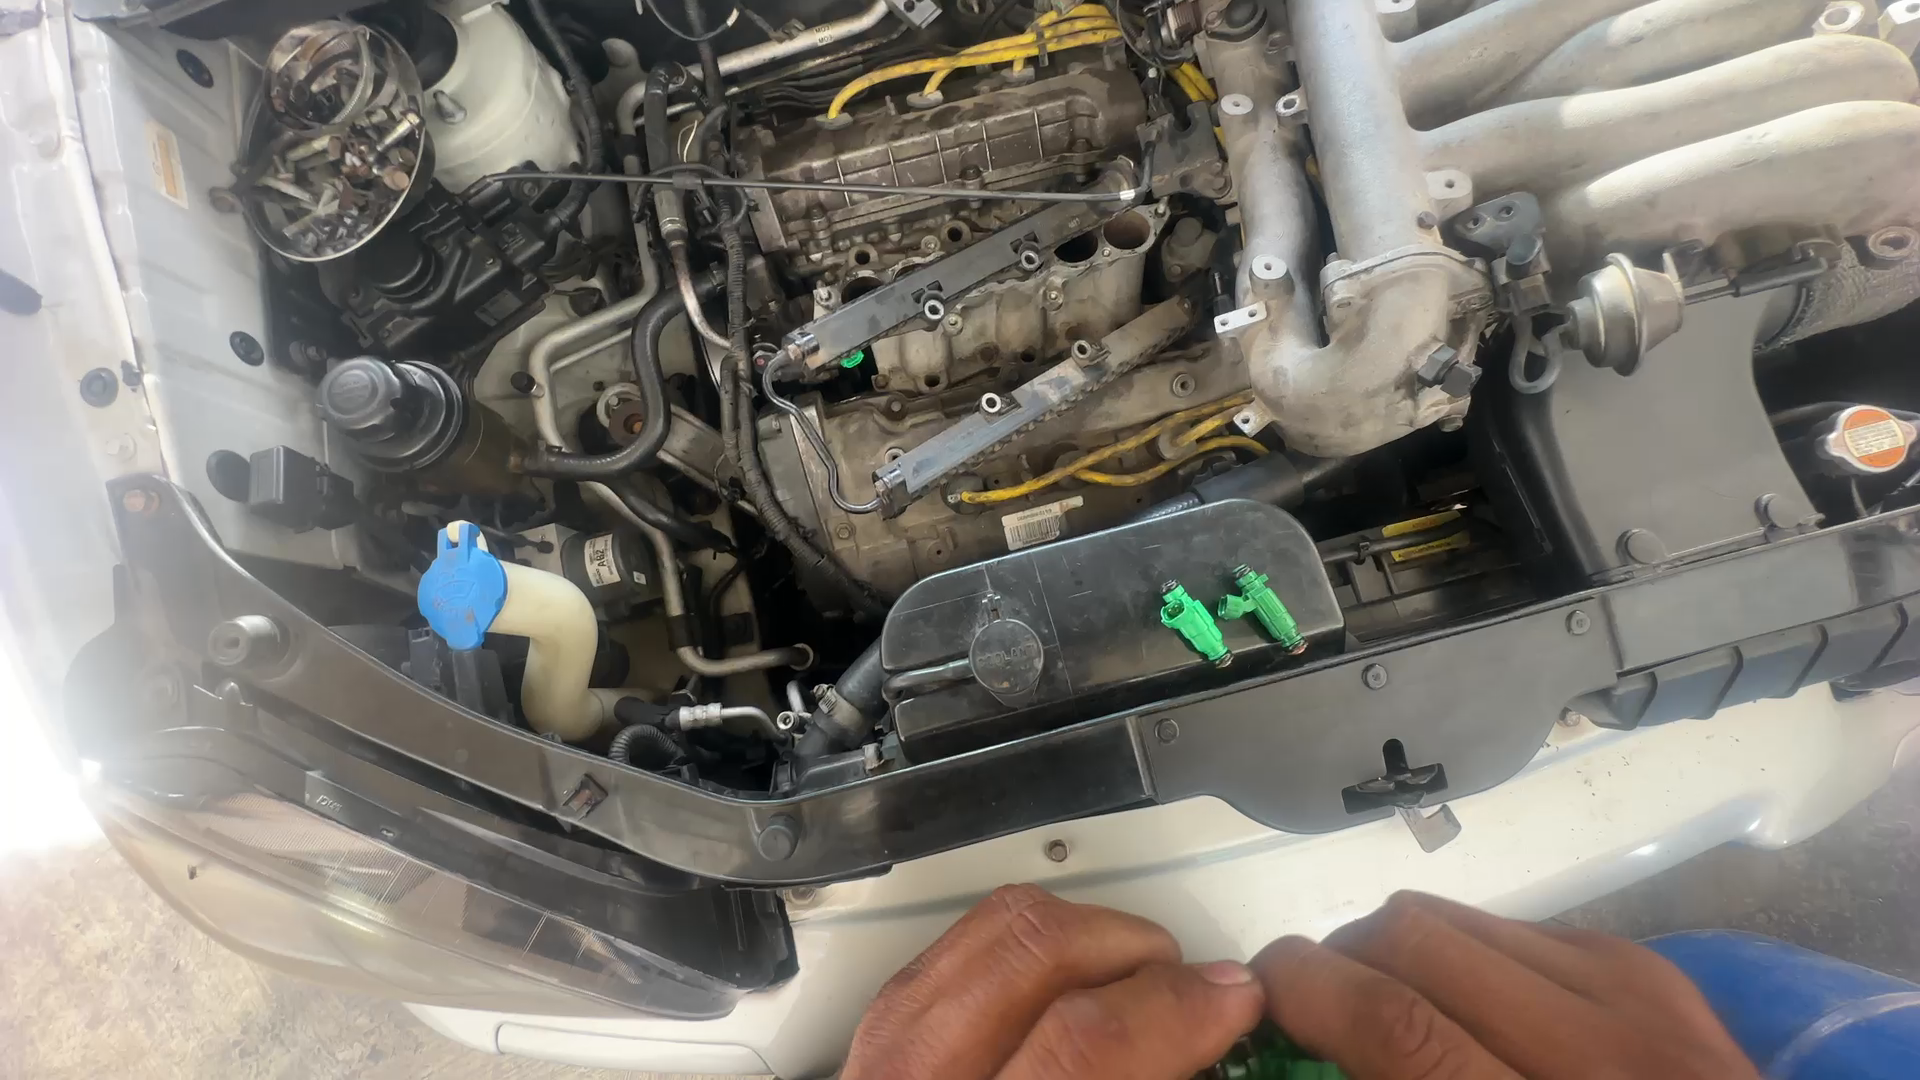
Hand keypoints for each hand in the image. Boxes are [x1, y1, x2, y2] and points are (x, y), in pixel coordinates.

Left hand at [842, 884, 1264, 1079]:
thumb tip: (1203, 1050)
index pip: (1084, 1043)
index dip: (1175, 1008)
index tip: (1233, 999)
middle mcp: (922, 1073)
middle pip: (1041, 953)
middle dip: (1138, 949)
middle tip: (1187, 982)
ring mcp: (894, 1030)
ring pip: (1007, 922)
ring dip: (1092, 928)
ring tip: (1136, 966)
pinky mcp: (892, 1003)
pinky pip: (977, 928)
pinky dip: (1041, 931)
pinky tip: (1075, 964)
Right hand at [1252, 890, 1759, 1078]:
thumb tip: (1298, 1033)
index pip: (1397, 1022)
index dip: (1304, 987)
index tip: (1261, 990)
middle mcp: (1610, 1057)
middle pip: (1410, 935)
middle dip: (1339, 957)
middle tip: (1325, 1002)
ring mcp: (1642, 1002)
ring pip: (1446, 913)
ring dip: (1395, 951)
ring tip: (1403, 1002)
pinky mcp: (1651, 970)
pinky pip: (1503, 923)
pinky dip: (1461, 955)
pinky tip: (1483, 1010)